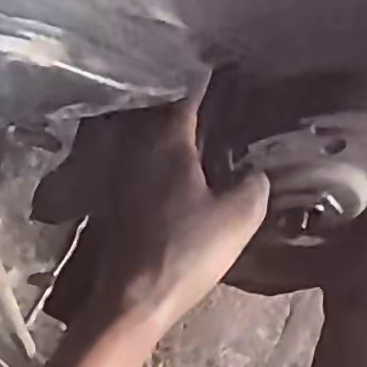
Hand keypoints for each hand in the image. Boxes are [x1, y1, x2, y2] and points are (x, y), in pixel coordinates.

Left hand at [29, 80, 269, 366]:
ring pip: (141, 138)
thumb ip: (254, 184)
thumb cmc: (184, 253)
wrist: (132, 299)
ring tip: (192, 124)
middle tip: (208, 91)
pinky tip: (170, 169)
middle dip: (180, 97)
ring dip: (163, 128)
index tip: (224, 67)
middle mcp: (134, 150)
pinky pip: (135, 165)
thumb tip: (254, 174)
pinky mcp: (112, 205)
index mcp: (166, 142)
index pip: (187, 92)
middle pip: (157, 111)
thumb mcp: (239, 217)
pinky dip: (152, 158)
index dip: (207, 77)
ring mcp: (118, 178)